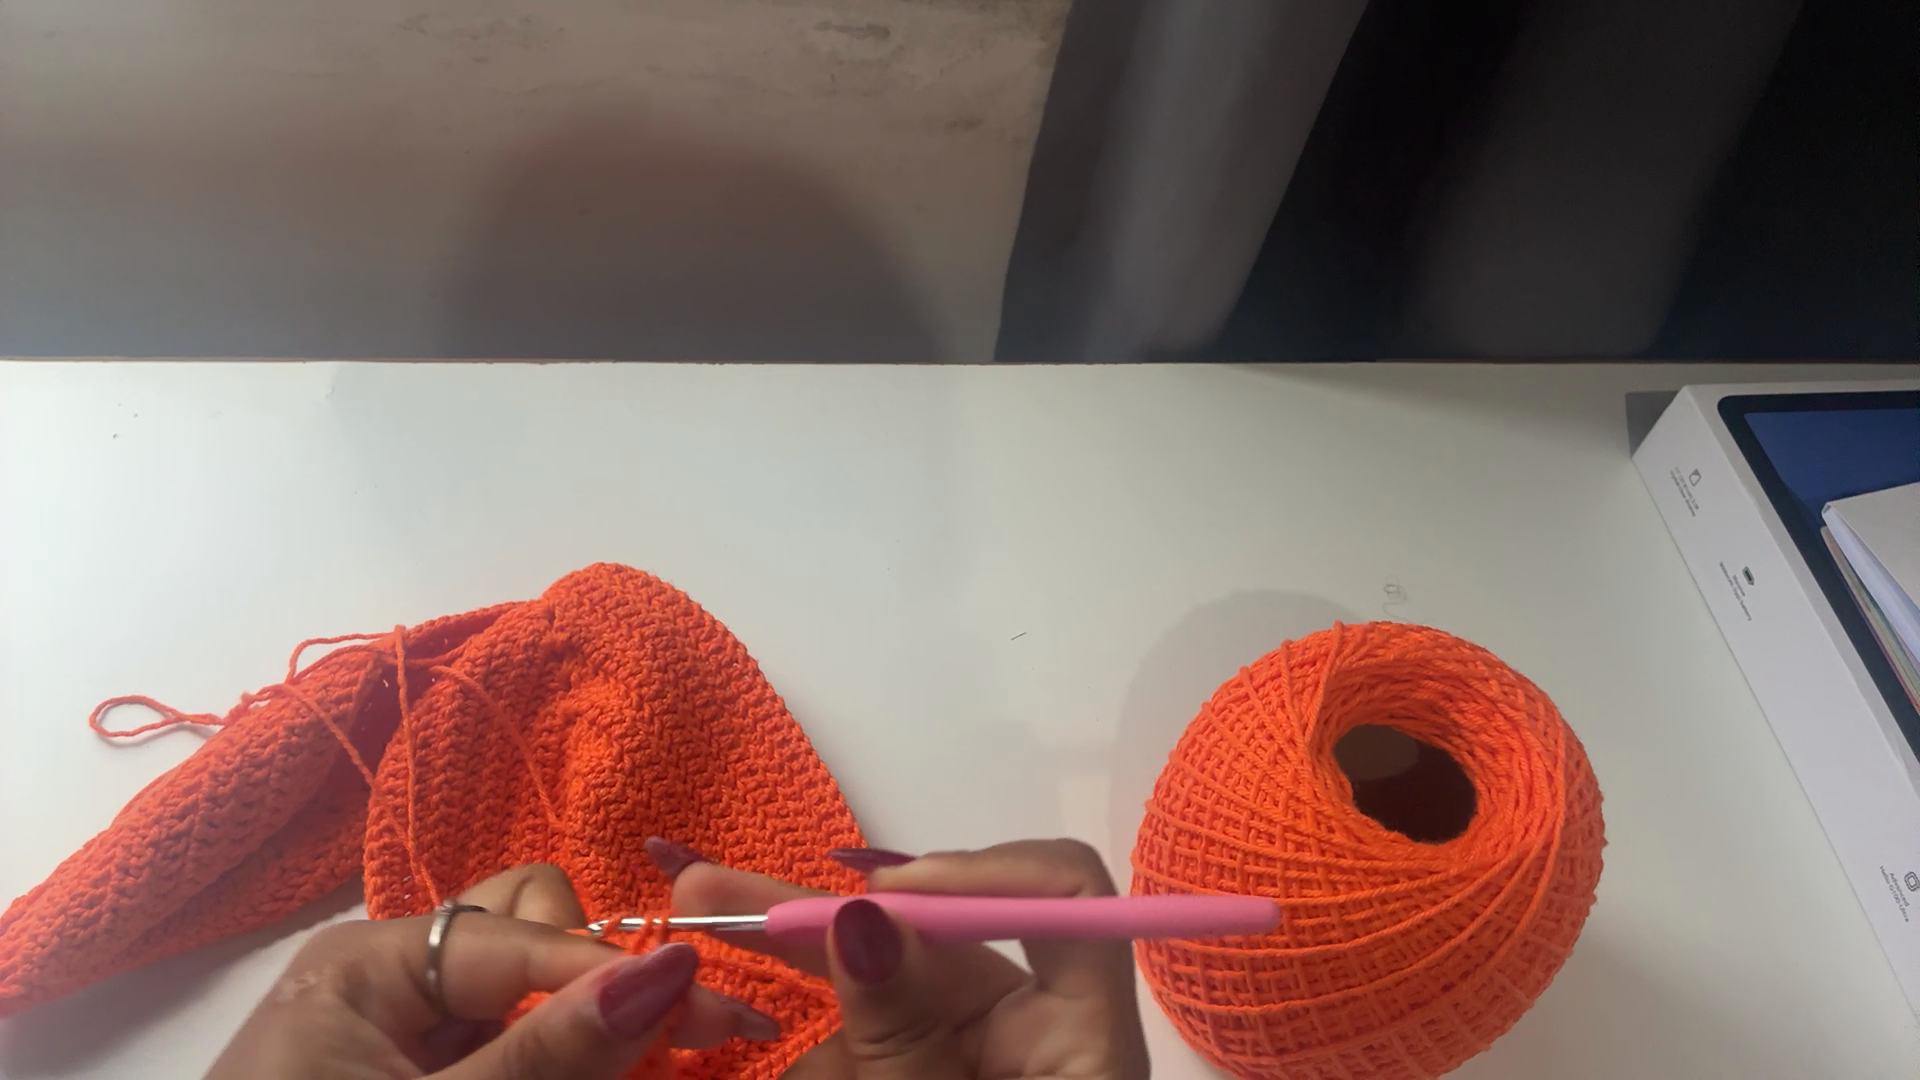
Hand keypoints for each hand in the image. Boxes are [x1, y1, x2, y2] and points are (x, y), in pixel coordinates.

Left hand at [207, 864, 779, 1079]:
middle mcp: (390, 974)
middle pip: (540, 935)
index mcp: (366, 966)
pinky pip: (517, 1028)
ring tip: (635, 1064)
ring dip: (588, 1025)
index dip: (619, 975)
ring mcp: (405, 1024)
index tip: (716, 1019)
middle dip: (601, 992)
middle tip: (678, 1044)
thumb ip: (549, 1056)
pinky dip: (564, 1054)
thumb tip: (675, 963)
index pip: (532, 929)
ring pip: (538, 983)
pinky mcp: (423, 1065)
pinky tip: (597, 1069)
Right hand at [660, 838, 1150, 1079]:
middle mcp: (1030, 1025)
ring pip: (885, 982)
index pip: (1067, 895)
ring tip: (707, 943)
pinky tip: (741, 1034)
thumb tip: (861, 914)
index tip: (876, 891)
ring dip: (796, 974)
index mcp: (1077, 1038)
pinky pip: (867, 1040)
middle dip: (825, 914)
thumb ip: (903, 1043)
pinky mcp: (930, 1070)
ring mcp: (976, 1049)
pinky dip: (815, 1044)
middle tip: (712, 889)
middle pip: (938, 932)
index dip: (981, 868)